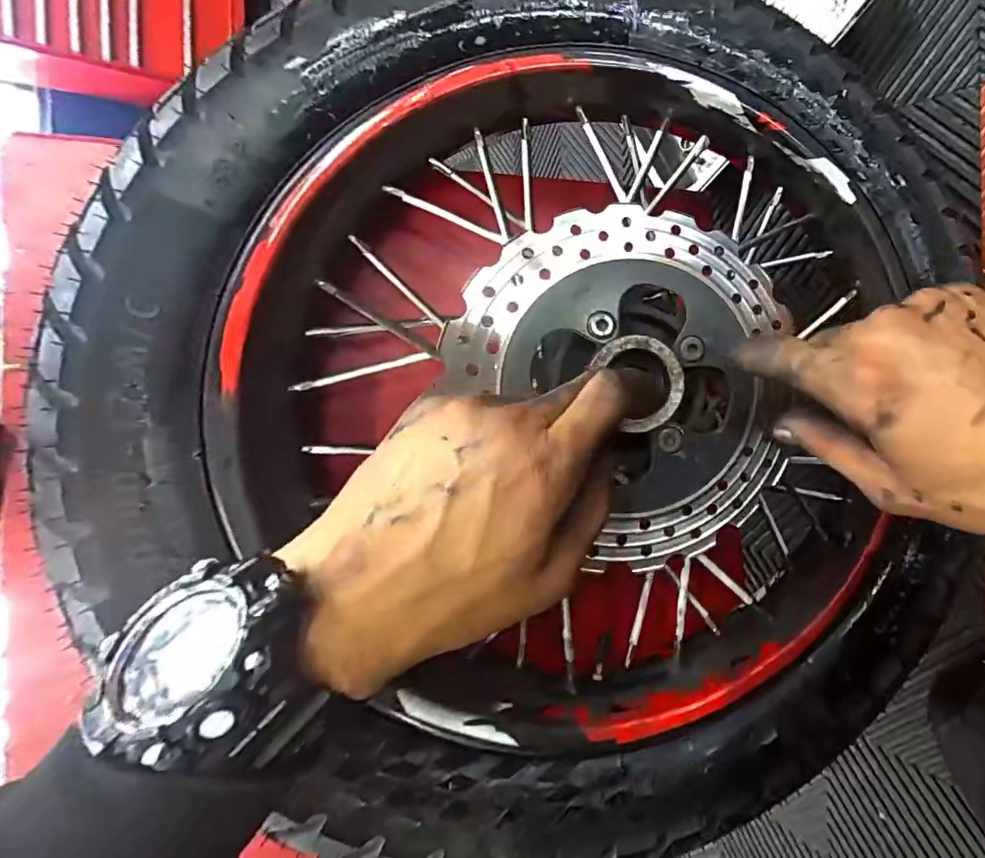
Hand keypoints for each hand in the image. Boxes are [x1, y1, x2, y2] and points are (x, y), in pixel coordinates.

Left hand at [274, 370, 626, 697]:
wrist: (347, 593)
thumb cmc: (452, 596)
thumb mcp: (549, 578)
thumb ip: (594, 512)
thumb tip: (605, 471)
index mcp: (546, 463)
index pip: (607, 391)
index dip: (631, 389)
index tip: (636, 398)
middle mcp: (508, 421)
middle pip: (570, 392)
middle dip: (578, 421)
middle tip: (559, 464)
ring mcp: (464, 409)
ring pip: (523, 404)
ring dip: (525, 432)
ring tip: (494, 483)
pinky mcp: (427, 407)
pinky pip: (480, 409)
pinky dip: (485, 433)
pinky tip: (459, 474)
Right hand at [734, 286, 984, 562]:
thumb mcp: (896, 486)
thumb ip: (829, 446)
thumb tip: (788, 423)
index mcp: (864, 378)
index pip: (788, 355)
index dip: (760, 357)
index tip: (744, 356)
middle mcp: (888, 327)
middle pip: (834, 343)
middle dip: (834, 374)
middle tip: (860, 414)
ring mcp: (929, 304)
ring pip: (876, 329)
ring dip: (881, 358)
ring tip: (920, 402)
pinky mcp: (963, 294)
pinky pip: (918, 316)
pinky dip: (919, 342)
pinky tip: (952, 377)